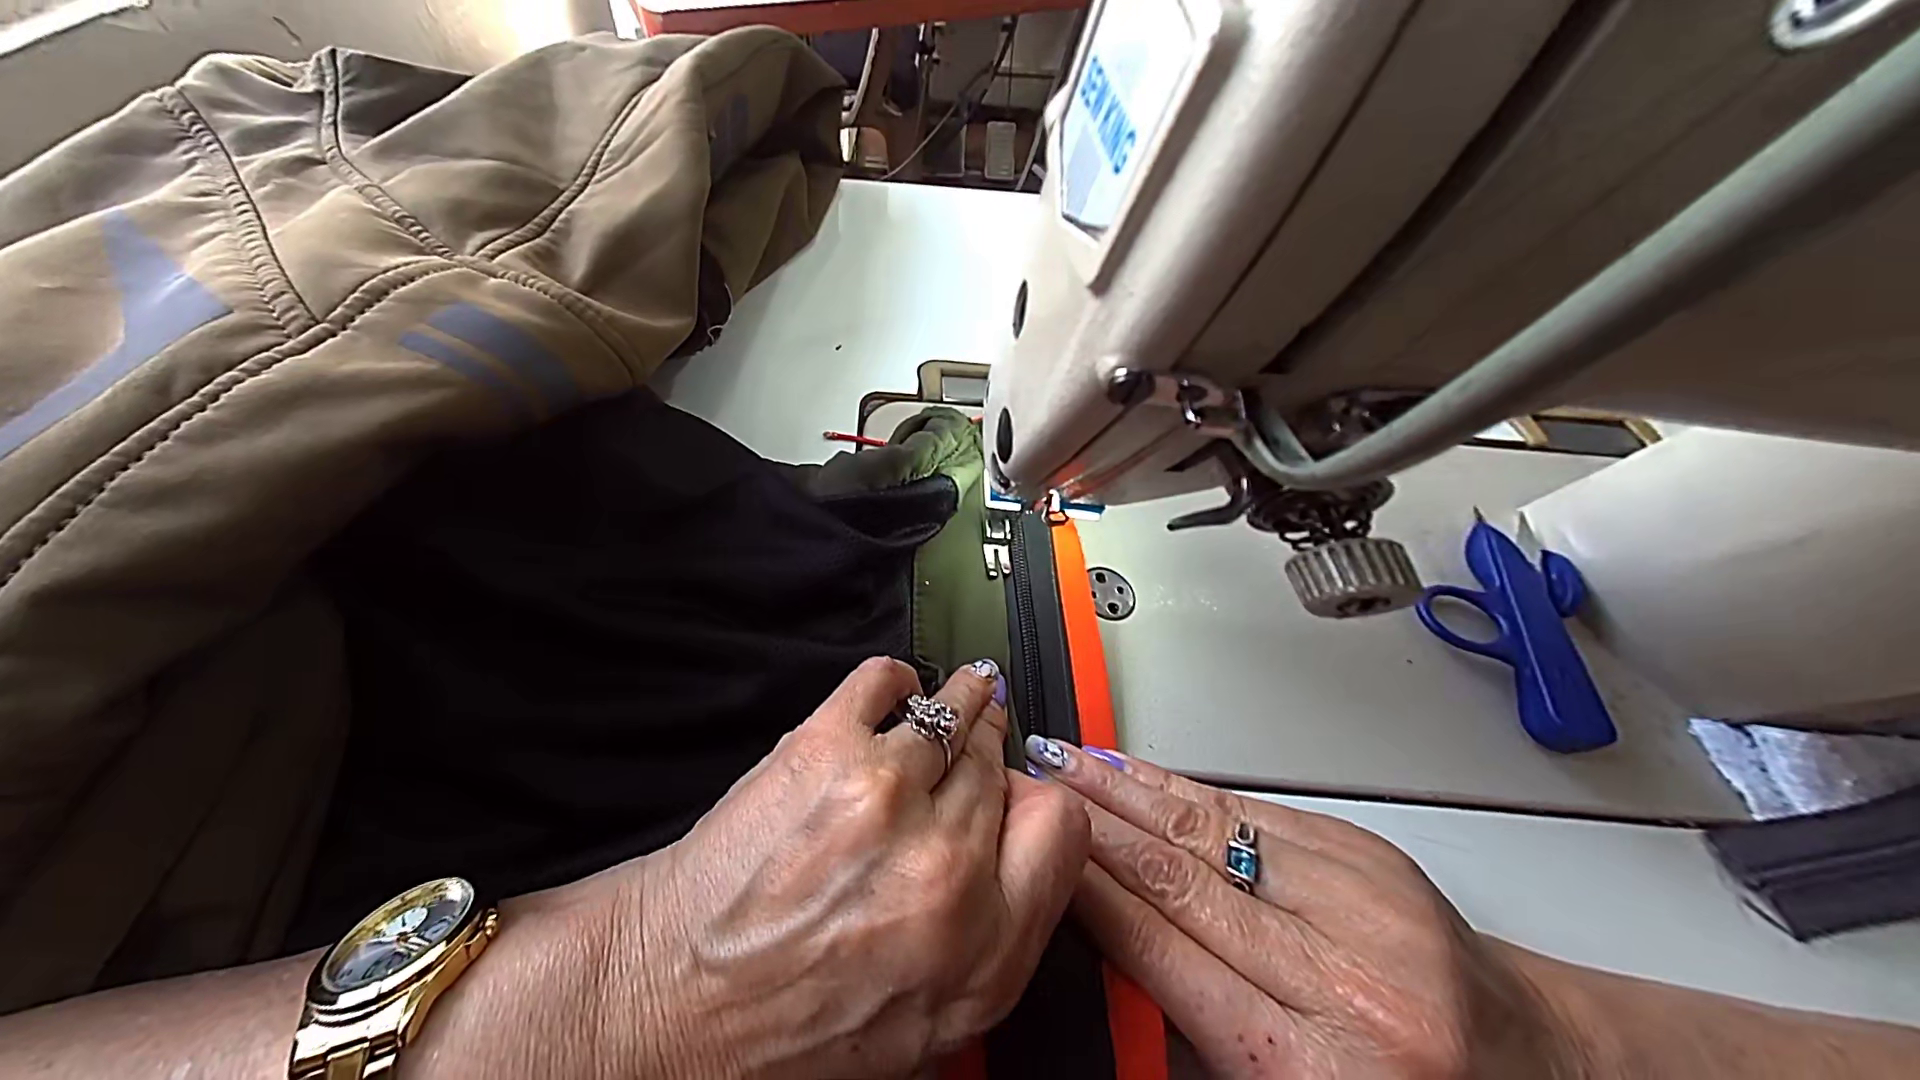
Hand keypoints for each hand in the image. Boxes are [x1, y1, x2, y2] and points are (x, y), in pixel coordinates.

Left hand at [593, 658, 1088, 1077]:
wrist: (668, 1001)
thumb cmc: (784, 1025)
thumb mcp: (929, 1023)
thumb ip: (1000, 930)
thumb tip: (1021, 832)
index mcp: (979, 946)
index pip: (1060, 826)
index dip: (1039, 799)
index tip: (1019, 785)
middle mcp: (942, 866)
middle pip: (995, 763)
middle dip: (986, 748)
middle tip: (981, 732)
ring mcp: (884, 795)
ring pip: (953, 713)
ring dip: (961, 699)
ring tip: (963, 691)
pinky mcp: (823, 748)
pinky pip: (885, 681)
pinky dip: (897, 679)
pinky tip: (898, 690)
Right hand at [1024, 737, 1575, 1078]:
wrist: (1536, 1069)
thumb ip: (1185, 1028)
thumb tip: (1103, 938)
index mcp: (1311, 1063)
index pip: (1161, 946)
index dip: (1089, 887)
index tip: (1044, 848)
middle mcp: (1341, 972)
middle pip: (1179, 873)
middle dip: (1096, 822)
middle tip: (1040, 785)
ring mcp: (1363, 897)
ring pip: (1209, 824)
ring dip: (1128, 788)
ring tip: (1072, 762)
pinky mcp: (1368, 851)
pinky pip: (1251, 808)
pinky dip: (1183, 786)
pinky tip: (1139, 771)